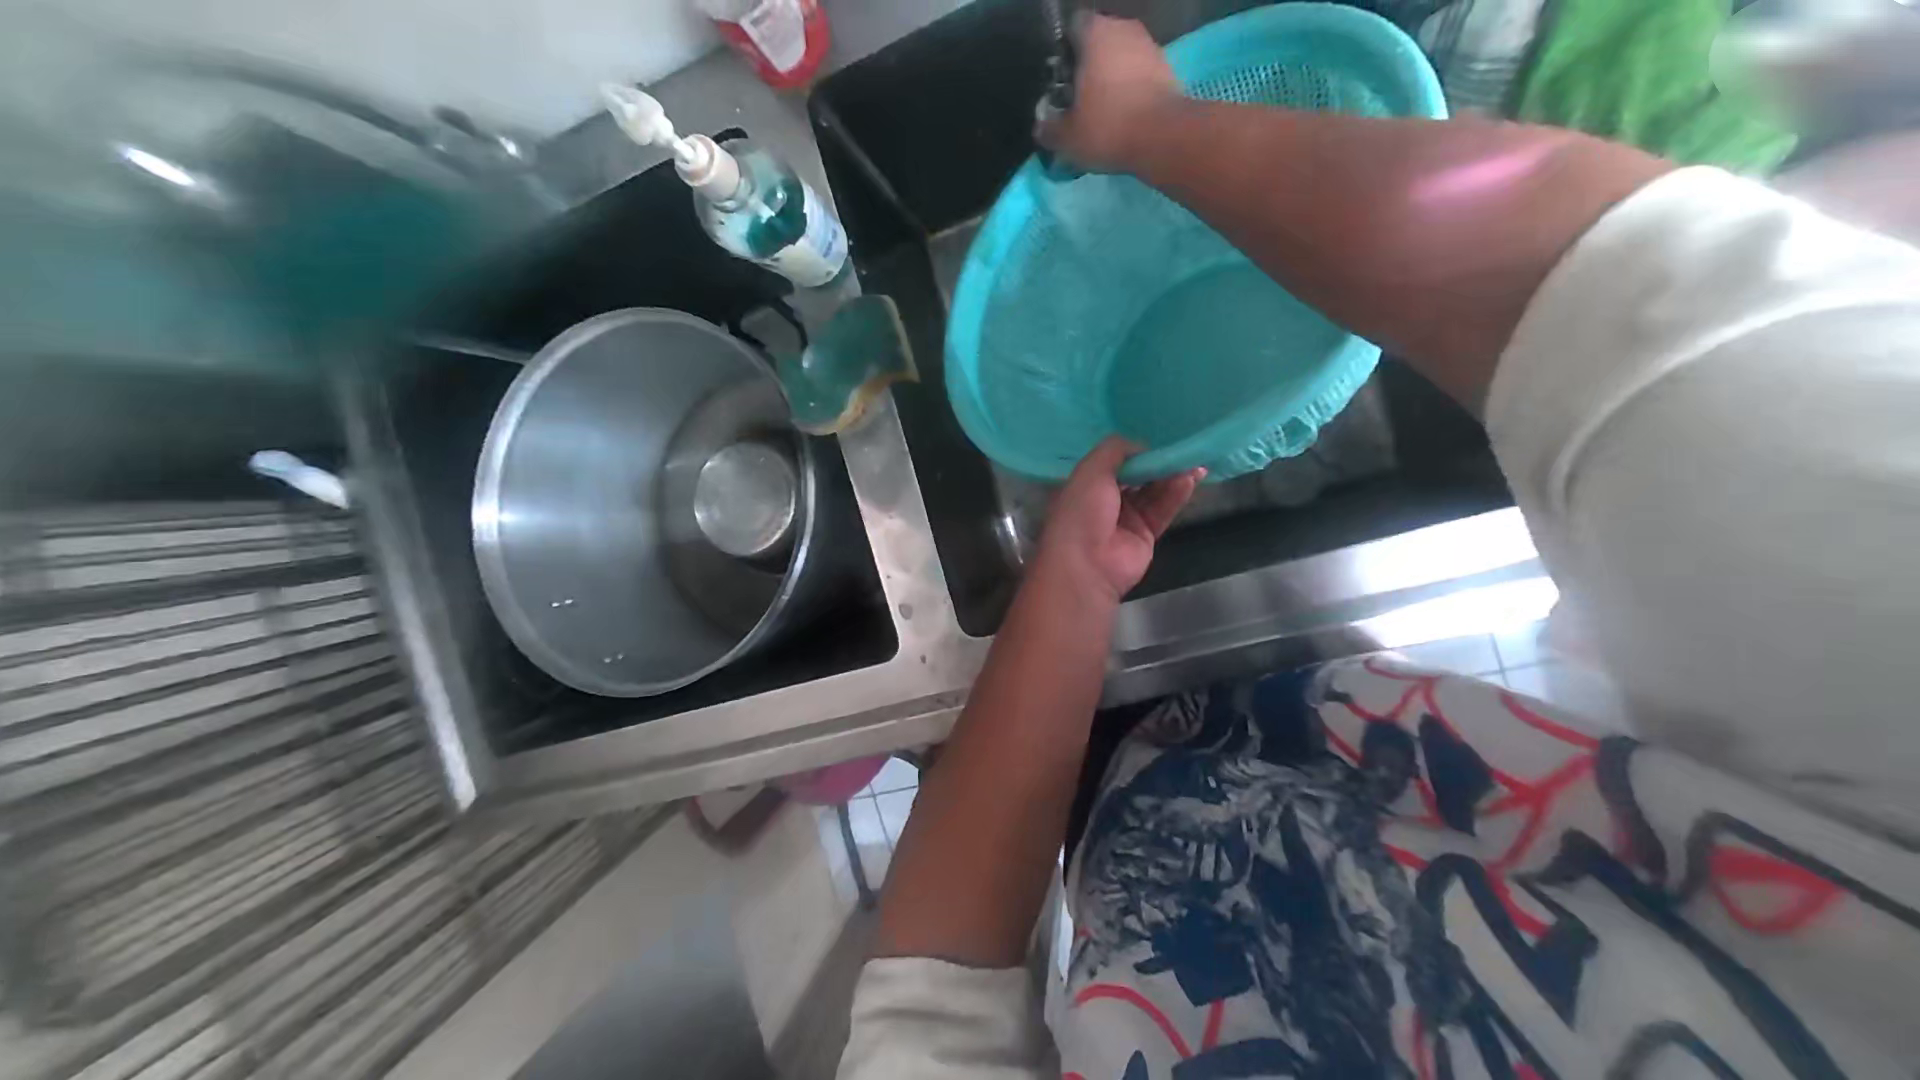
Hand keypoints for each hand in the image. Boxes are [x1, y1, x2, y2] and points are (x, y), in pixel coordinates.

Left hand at [1034, 437, 1202, 602]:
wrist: (1086, 564)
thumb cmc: (1081, 511)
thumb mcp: (1092, 469)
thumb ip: (1116, 450)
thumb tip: (1142, 446)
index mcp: (1086, 484)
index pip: (1114, 462)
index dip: (1135, 451)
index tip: (1158, 437)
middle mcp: (1105, 500)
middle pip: (1137, 476)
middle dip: (1158, 463)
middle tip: (1182, 448)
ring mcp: (1125, 519)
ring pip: (1154, 492)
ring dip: (1172, 476)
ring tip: (1193, 461)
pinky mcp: (1145, 535)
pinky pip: (1163, 510)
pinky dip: (1176, 494)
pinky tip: (1190, 479)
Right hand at [1036, 14, 1183, 172]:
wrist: (1163, 137)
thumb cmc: (1107, 127)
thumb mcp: (1066, 137)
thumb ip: (1048, 127)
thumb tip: (1041, 124)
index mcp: (1095, 33)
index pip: (1073, 26)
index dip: (1064, 52)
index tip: (1060, 80)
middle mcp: (1123, 28)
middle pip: (1098, 41)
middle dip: (1087, 66)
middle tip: (1078, 100)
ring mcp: (1149, 45)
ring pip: (1120, 57)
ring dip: (1110, 78)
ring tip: (1102, 112)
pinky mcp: (1167, 68)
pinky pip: (1139, 74)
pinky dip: (1130, 89)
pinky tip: (1124, 116)